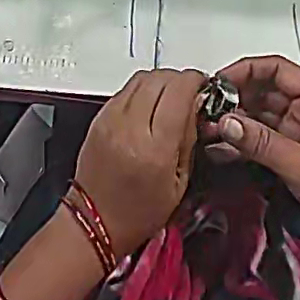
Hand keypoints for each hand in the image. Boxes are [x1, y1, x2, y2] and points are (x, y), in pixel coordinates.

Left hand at [74, 68, 204, 254]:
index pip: (178, 91)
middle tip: (189, 93)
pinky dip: (141, 91)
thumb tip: (197, 104)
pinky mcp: (98, 118)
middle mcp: (130, 127)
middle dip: (179, 79)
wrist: (95, 221)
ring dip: (159, 81)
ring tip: (168, 99)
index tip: (204, 87)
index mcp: (155, 148)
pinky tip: (148, 107)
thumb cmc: (138, 212)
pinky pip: (124, 90)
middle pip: (159, 78)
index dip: (196, 82)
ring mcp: (110, 120)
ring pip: (140, 78)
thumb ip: (189, 137)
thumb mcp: (180, 182)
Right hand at [206, 56, 299, 299]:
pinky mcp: (293, 165)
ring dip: (233, 122)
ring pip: (258, 119)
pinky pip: (258, 145)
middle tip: (208, 108)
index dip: (247, 70)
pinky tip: (221, 149)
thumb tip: (228, 122)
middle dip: (234, 97)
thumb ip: (265, 144)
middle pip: (263, 93)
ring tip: (208, 128)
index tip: (220, 82)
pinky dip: (238, 145)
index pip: (278, 70)